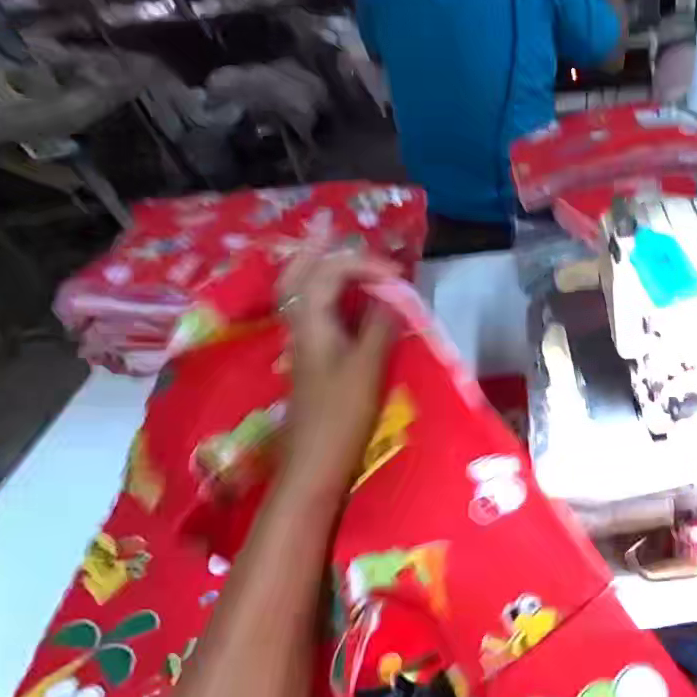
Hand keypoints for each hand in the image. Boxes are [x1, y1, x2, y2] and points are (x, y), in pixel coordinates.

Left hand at [277, 246, 397, 496]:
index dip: (364, 263)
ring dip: (320, 272)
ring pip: (302, 295)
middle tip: (332, 230)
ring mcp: (304, 345)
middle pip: (298, 275)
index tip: (399, 274)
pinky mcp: (313, 364)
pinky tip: (348, 304)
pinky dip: (329, 298)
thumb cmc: (340, 418)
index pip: (330, 272)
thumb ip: (381, 327)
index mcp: (311, 322)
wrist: (313, 466)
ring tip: (338, 257)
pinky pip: (315, 315)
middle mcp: (301, 327)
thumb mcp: (367, 369)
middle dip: (317, 251)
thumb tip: (395, 296)